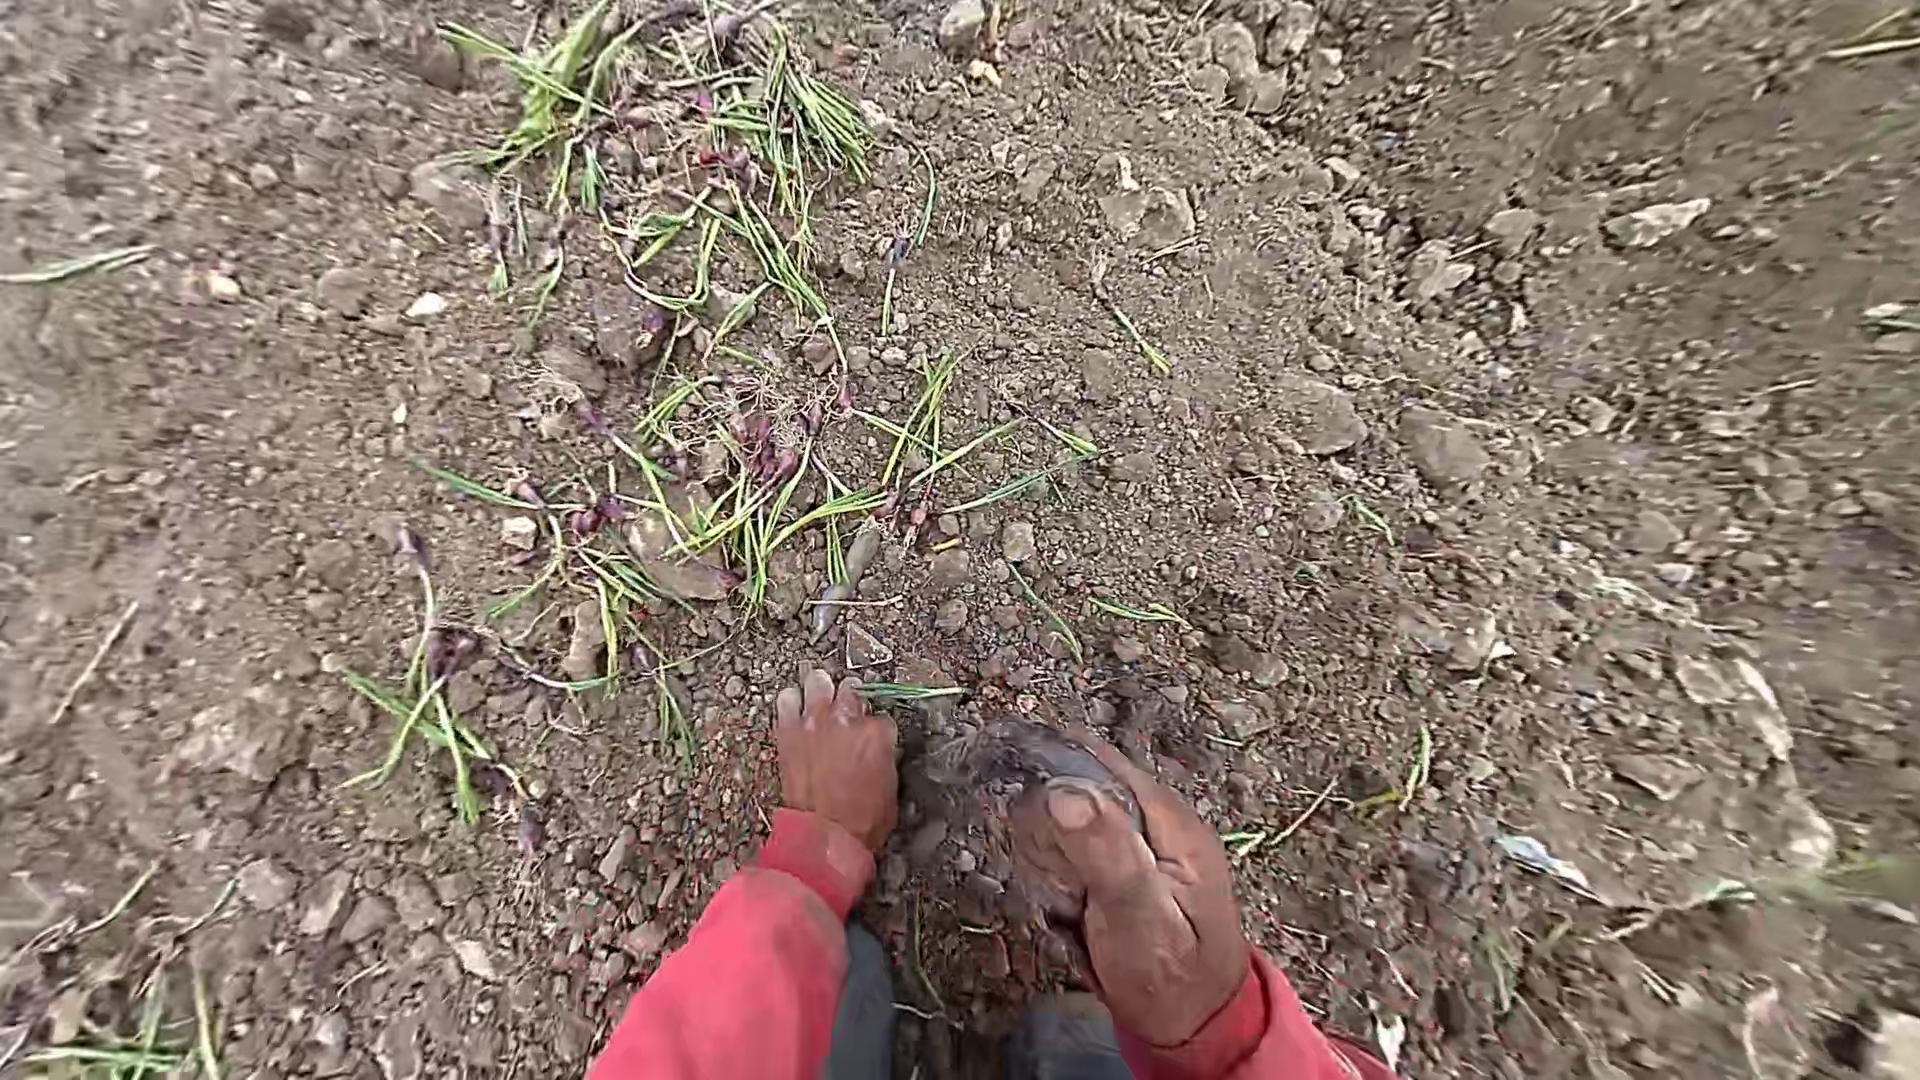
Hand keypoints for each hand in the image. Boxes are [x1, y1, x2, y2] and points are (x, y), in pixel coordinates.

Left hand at [774, 669, 897, 849]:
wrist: (824, 838)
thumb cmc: (861, 821)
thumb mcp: (889, 785)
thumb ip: (884, 755)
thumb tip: (878, 748)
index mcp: (876, 733)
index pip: (880, 715)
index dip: (873, 726)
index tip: (868, 734)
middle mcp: (847, 719)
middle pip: (851, 688)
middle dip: (850, 697)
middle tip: (847, 707)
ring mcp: (815, 721)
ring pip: (819, 682)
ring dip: (820, 689)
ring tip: (819, 695)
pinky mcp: (789, 731)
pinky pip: (786, 700)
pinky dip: (790, 701)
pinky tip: (794, 706)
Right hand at [1010, 737, 1248, 1046]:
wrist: (1196, 1030)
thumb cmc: (1171, 977)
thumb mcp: (1139, 918)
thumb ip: (1107, 854)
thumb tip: (1063, 792)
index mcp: (1168, 816)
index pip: (1096, 762)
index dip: (1055, 778)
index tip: (1029, 816)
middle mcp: (1154, 814)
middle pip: (1080, 785)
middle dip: (1053, 825)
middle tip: (1059, 878)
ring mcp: (1139, 836)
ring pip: (1071, 813)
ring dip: (1053, 849)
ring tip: (1066, 895)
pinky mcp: (1124, 857)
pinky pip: (1076, 841)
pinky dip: (1060, 865)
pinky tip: (1066, 898)